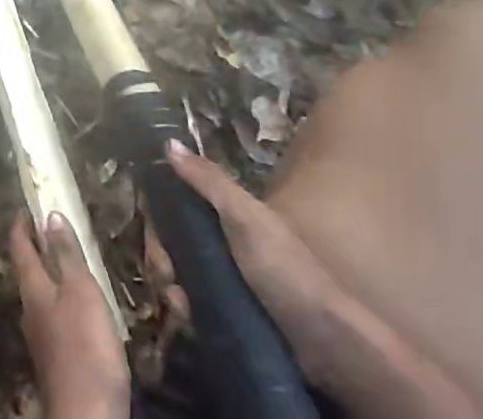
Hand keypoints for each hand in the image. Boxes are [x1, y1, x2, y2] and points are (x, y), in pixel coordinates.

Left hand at [9, 211, 129, 418]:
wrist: (87, 417)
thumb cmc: (85, 347)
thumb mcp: (81, 293)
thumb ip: (67, 255)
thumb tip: (49, 215)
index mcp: (32, 287)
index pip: (19, 245)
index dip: (22, 223)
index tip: (27, 205)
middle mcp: (30, 307)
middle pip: (28, 268)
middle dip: (36, 247)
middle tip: (51, 228)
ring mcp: (41, 334)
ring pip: (40, 292)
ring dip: (50, 273)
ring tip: (68, 261)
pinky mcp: (56, 356)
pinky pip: (54, 314)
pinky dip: (62, 298)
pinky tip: (79, 305)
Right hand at [165, 142, 477, 418]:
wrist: (327, 342)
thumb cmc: (287, 270)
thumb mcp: (247, 218)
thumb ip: (209, 181)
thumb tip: (169, 141)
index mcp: (225, 215)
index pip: (174, 207)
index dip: (158, 219)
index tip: (156, 236)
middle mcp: (220, 243)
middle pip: (170, 243)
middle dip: (161, 260)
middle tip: (168, 276)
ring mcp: (223, 279)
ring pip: (176, 274)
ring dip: (170, 287)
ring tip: (180, 303)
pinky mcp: (225, 311)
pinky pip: (189, 304)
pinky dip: (183, 309)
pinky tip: (188, 317)